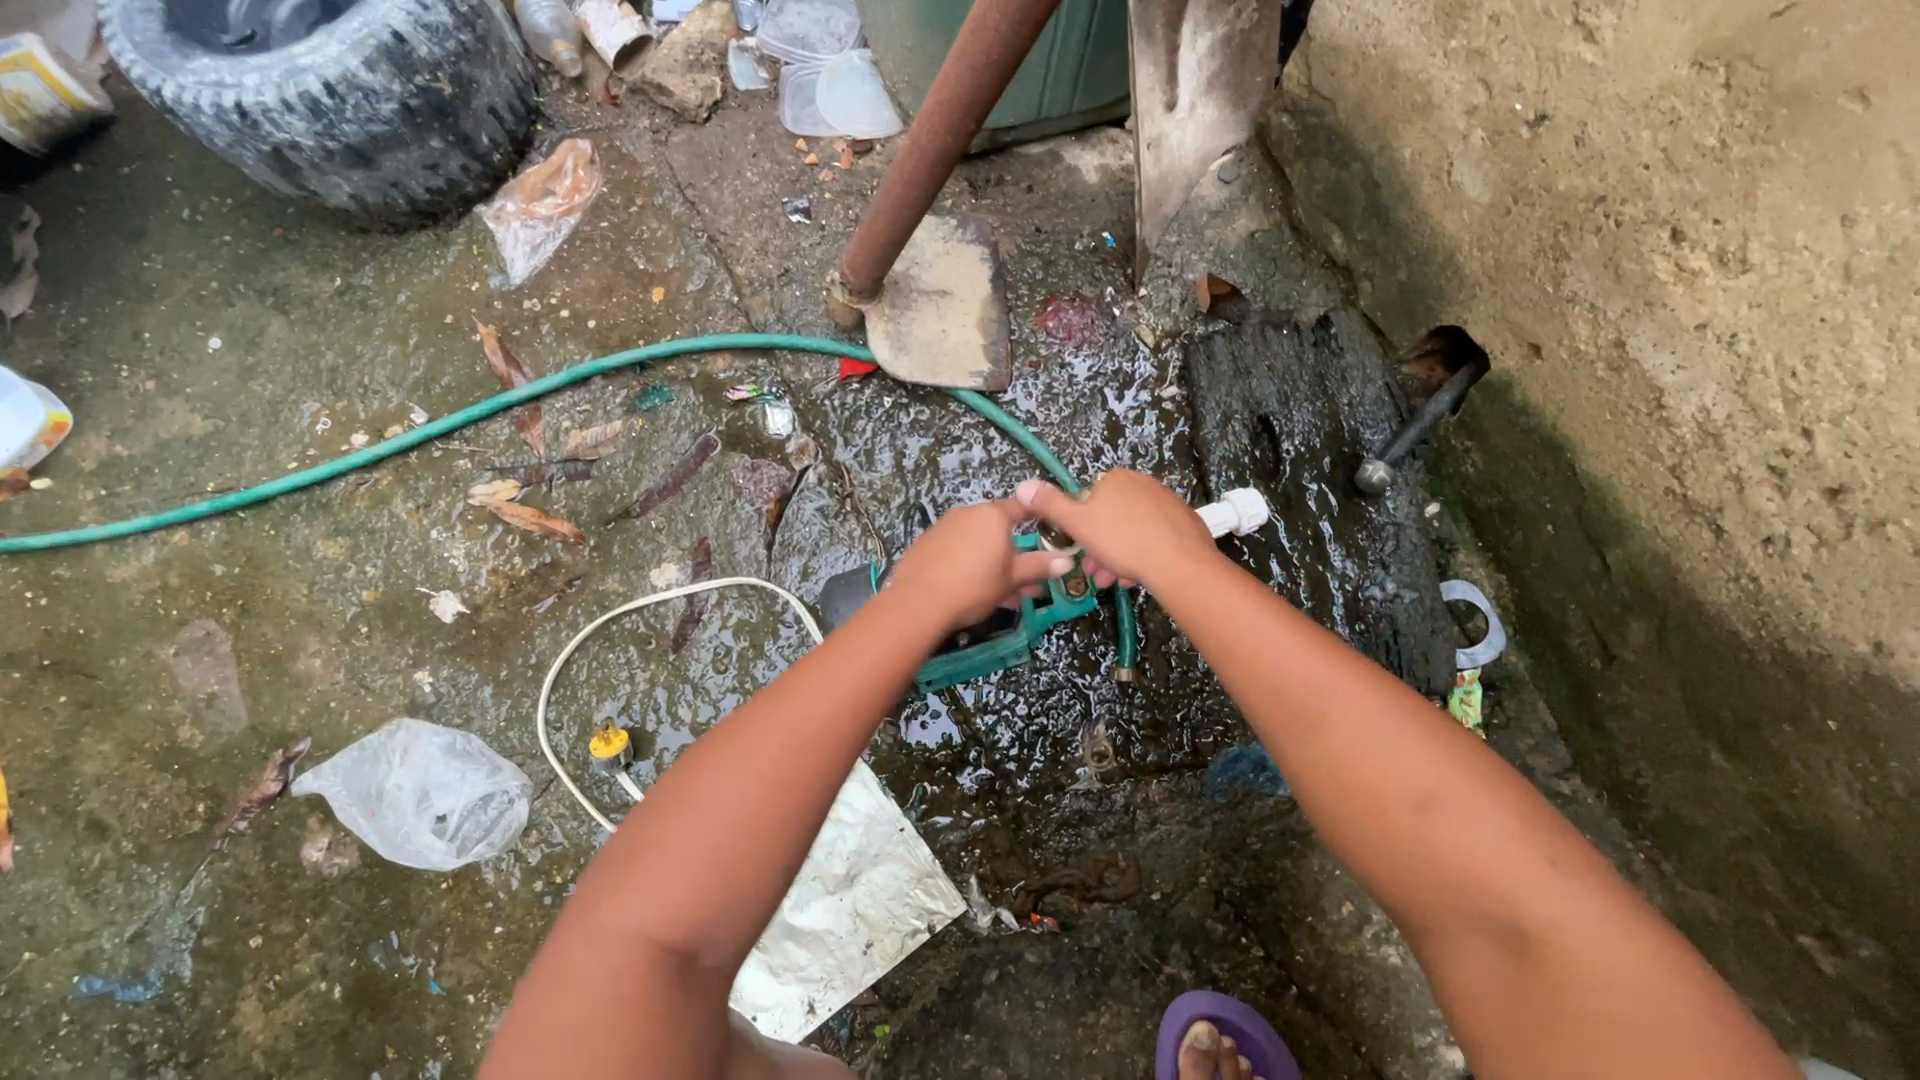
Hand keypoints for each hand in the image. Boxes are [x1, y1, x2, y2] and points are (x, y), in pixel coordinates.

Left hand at [886, 499, 1074, 628]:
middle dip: (1015, 556)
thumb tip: (1068, 561)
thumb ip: (1039, 567)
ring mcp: (944, 528)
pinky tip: (976, 593)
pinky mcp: (927, 545)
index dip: (1037, 516)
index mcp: (992, 515)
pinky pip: (958, 551)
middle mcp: (967, 514)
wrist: (918, 602)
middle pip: (999, 530)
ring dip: (994, 566)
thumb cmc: (974, 585)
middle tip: (1028, 584)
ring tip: (1005, 597)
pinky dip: (971, 566)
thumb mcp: (1012, 579)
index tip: (1048, 528)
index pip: (1021, 507)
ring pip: (979, 544)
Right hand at [1015, 470, 1216, 588]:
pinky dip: (1143, 555)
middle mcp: (1142, 483)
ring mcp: (1166, 502)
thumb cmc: (1122, 541)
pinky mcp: (1185, 522)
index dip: (1080, 528)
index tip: (1078, 551)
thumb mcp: (1077, 524)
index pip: (1089, 499)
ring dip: (1119, 557)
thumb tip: (1024, 485)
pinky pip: (1155, 538)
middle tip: (1096, 573)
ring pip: (1132, 531)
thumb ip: (1050, 504)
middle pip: (1111, 518)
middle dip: (1100, 548)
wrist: (1179, 563)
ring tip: (1116, 582)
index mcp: (1115, 479)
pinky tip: (1138, 577)